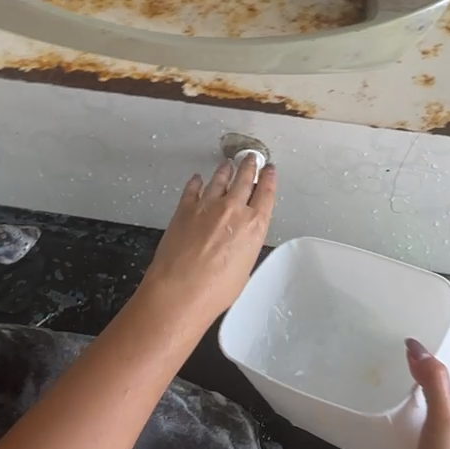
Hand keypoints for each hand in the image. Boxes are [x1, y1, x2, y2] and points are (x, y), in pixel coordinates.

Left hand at [138, 155, 277, 327]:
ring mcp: (207, 205)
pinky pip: (193, 188)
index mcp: (254, 225)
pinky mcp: (185, 208)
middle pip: (244, 179)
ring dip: (225, 170)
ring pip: (220, 179)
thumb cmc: (214, 289)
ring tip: (227, 164)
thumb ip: (246, 245)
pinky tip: (197, 178)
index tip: (269, 170)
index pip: (266, 194)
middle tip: (252, 158)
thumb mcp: (244, 269)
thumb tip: (241, 240)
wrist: (180, 290)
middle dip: (250, 166)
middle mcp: (233, 209)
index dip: (269, 179)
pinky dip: (196, 181)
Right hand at [390, 340, 449, 448]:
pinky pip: (407, 441)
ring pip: (430, 424)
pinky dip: (399, 428)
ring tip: (400, 385)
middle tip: (425, 367)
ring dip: (420, 406)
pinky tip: (382, 420)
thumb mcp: (443, 418)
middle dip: (446, 389)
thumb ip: (433, 381)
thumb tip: (417, 347)